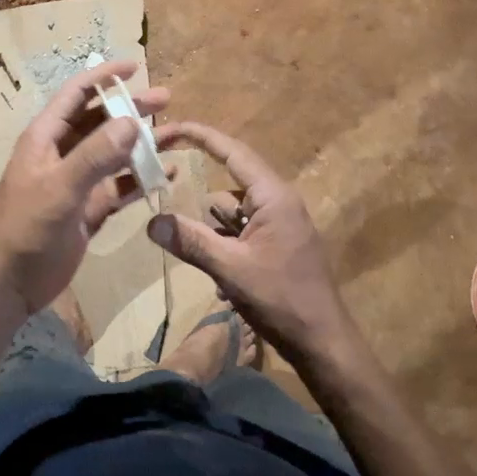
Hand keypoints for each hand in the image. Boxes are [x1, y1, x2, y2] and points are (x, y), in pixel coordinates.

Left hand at [0, 60, 171, 318]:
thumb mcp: (60, 187)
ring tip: (175, 135)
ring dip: (141, 144)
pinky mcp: (88, 210)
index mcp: (46, 137)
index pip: (77, 94)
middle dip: (131, 108)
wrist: (7, 283)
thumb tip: (132, 122)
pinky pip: (119, 186)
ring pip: (114, 153)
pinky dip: (140, 179)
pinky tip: (166, 175)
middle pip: (101, 120)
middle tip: (166, 100)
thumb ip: (95, 155)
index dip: (104, 77)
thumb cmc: (25, 227)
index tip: (135, 66)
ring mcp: (77, 182)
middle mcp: (62, 153)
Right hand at [148, 121, 354, 364]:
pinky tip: (220, 280)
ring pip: (232, 211)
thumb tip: (151, 221)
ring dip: (213, 230)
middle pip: (228, 181)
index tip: (166, 130)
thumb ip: (191, 242)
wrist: (325, 345)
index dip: (198, 135)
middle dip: (200, 190)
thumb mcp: (231, 270)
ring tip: (203, 259)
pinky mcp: (279, 245)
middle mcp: (279, 201)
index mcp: (273, 196)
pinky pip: (242, 231)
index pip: (231, 150)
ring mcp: (280, 223)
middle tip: (166, 185)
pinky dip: (225, 246)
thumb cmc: (282, 301)